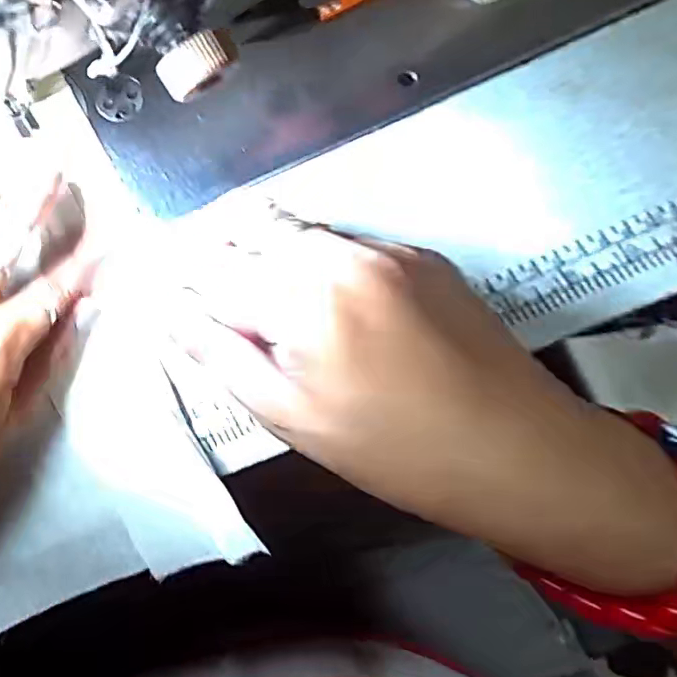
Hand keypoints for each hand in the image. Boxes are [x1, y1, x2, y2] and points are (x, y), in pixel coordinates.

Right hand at [170, 215, 676, 593]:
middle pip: (247, 225)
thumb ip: (221, 355)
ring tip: (241, 279)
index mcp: (302, 302)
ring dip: (255, 243)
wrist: (521, 451)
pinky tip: (310, 290)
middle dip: (209, 244)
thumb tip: (170, 313)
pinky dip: (306, 254)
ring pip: (292, 225)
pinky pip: (339, 239)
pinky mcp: (416, 252)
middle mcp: (338, 256)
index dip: (176, 274)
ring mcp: (383, 248)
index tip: (155, 283)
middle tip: (191, 275)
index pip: (211, 269)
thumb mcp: (290, 418)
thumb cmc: (392, 450)